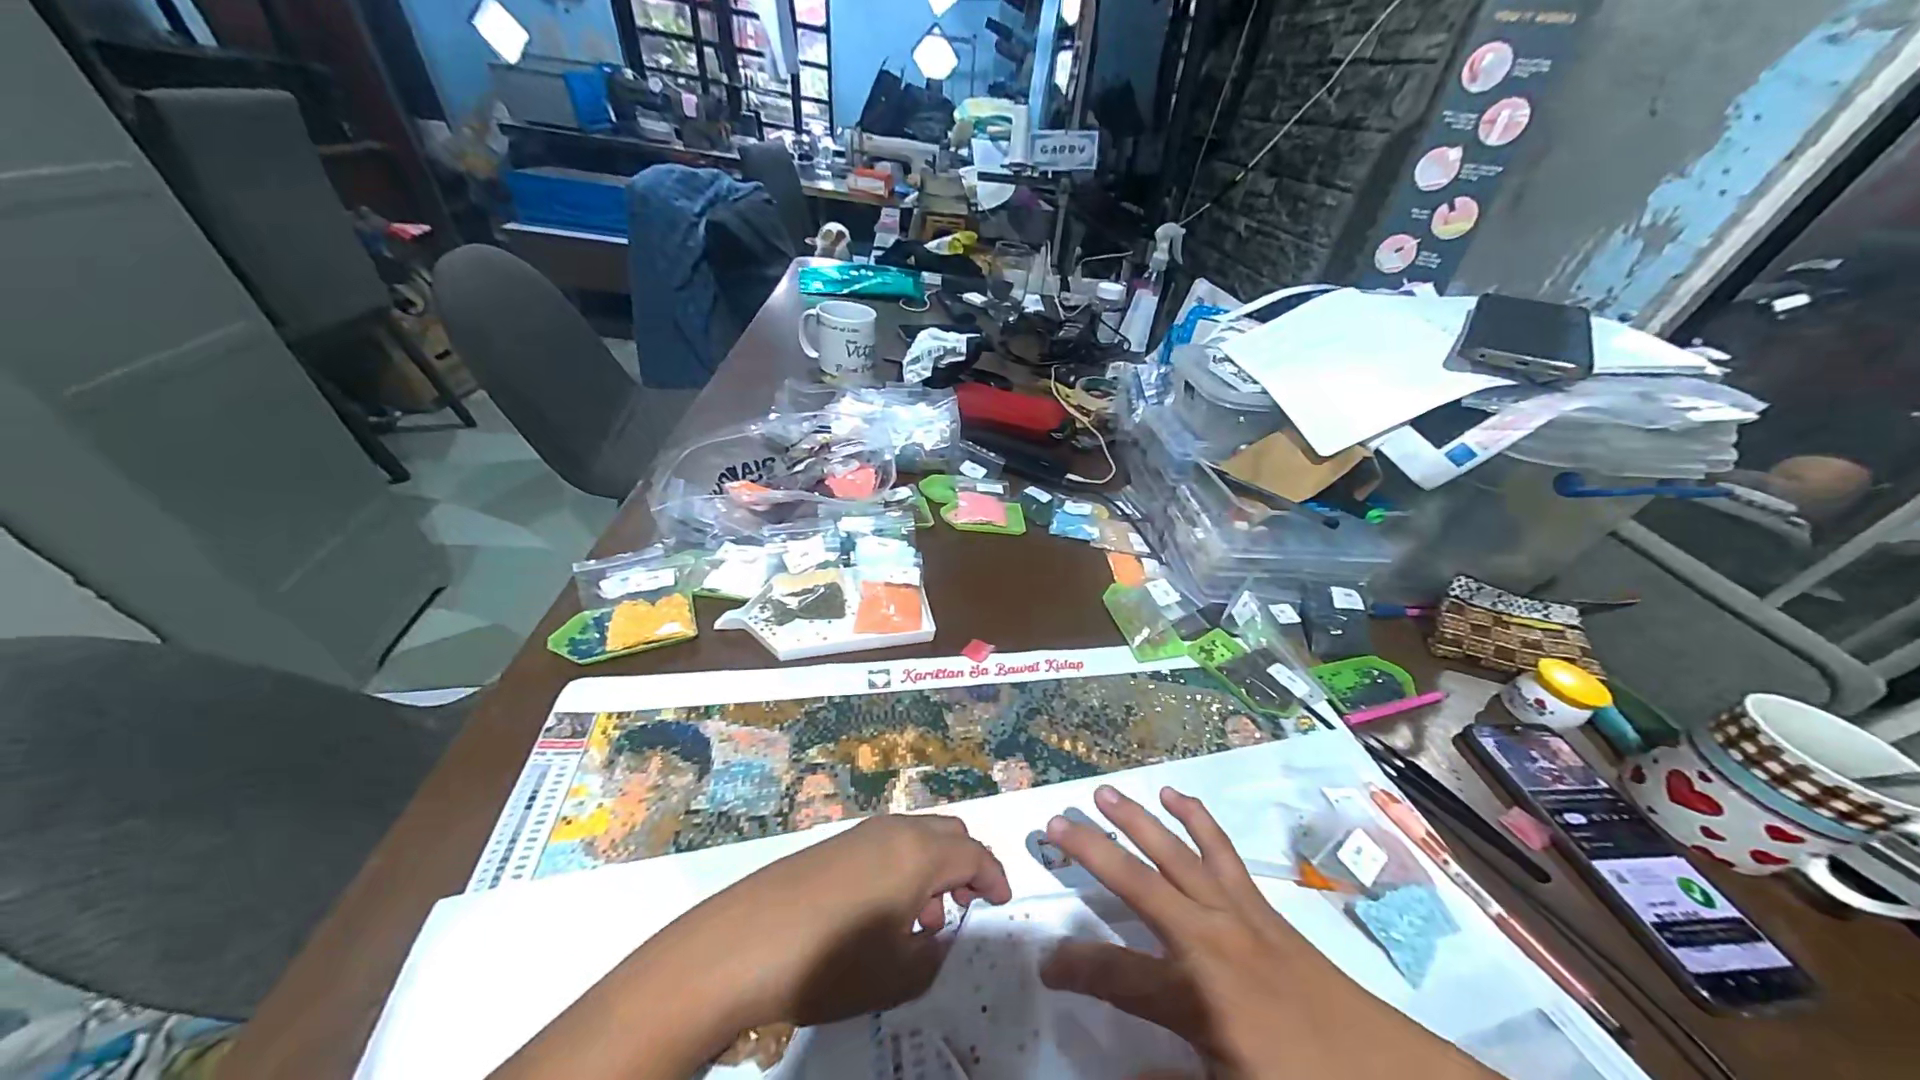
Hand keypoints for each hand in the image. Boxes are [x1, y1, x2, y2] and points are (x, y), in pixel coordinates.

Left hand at [492, 814, 1009, 1079]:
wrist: (739, 946)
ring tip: (919, 919)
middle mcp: (893, 829)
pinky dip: (900, 867)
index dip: (994, 877)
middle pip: (947, 831)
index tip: (1001, 902)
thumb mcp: (899, 975)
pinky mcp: (829, 844)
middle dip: (964, 865)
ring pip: (915, 836)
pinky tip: (878, 912)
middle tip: (961, 908)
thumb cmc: (831, 963)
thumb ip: (935, 953)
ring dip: (931, 867)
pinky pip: (884, 844)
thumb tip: (936, 933)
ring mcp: (857, 832)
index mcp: (918, 853)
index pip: (974, 852)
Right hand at [1039, 785, 1495, 1079]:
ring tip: (1107, 793)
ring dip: (1139, 821)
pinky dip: (1199, 822)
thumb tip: (1117, 1075)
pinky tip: (1179, 799)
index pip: (1112, 974)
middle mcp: (1208, 940)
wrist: (1391, 1076)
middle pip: (1137, 884)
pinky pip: (1223, 853)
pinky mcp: (1262, 908)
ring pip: (1178, 855)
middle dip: (1091, 853)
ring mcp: (1237, 915)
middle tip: (1052, 825)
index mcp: (1194, 995)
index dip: (1072, 967)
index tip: (1044, 962)